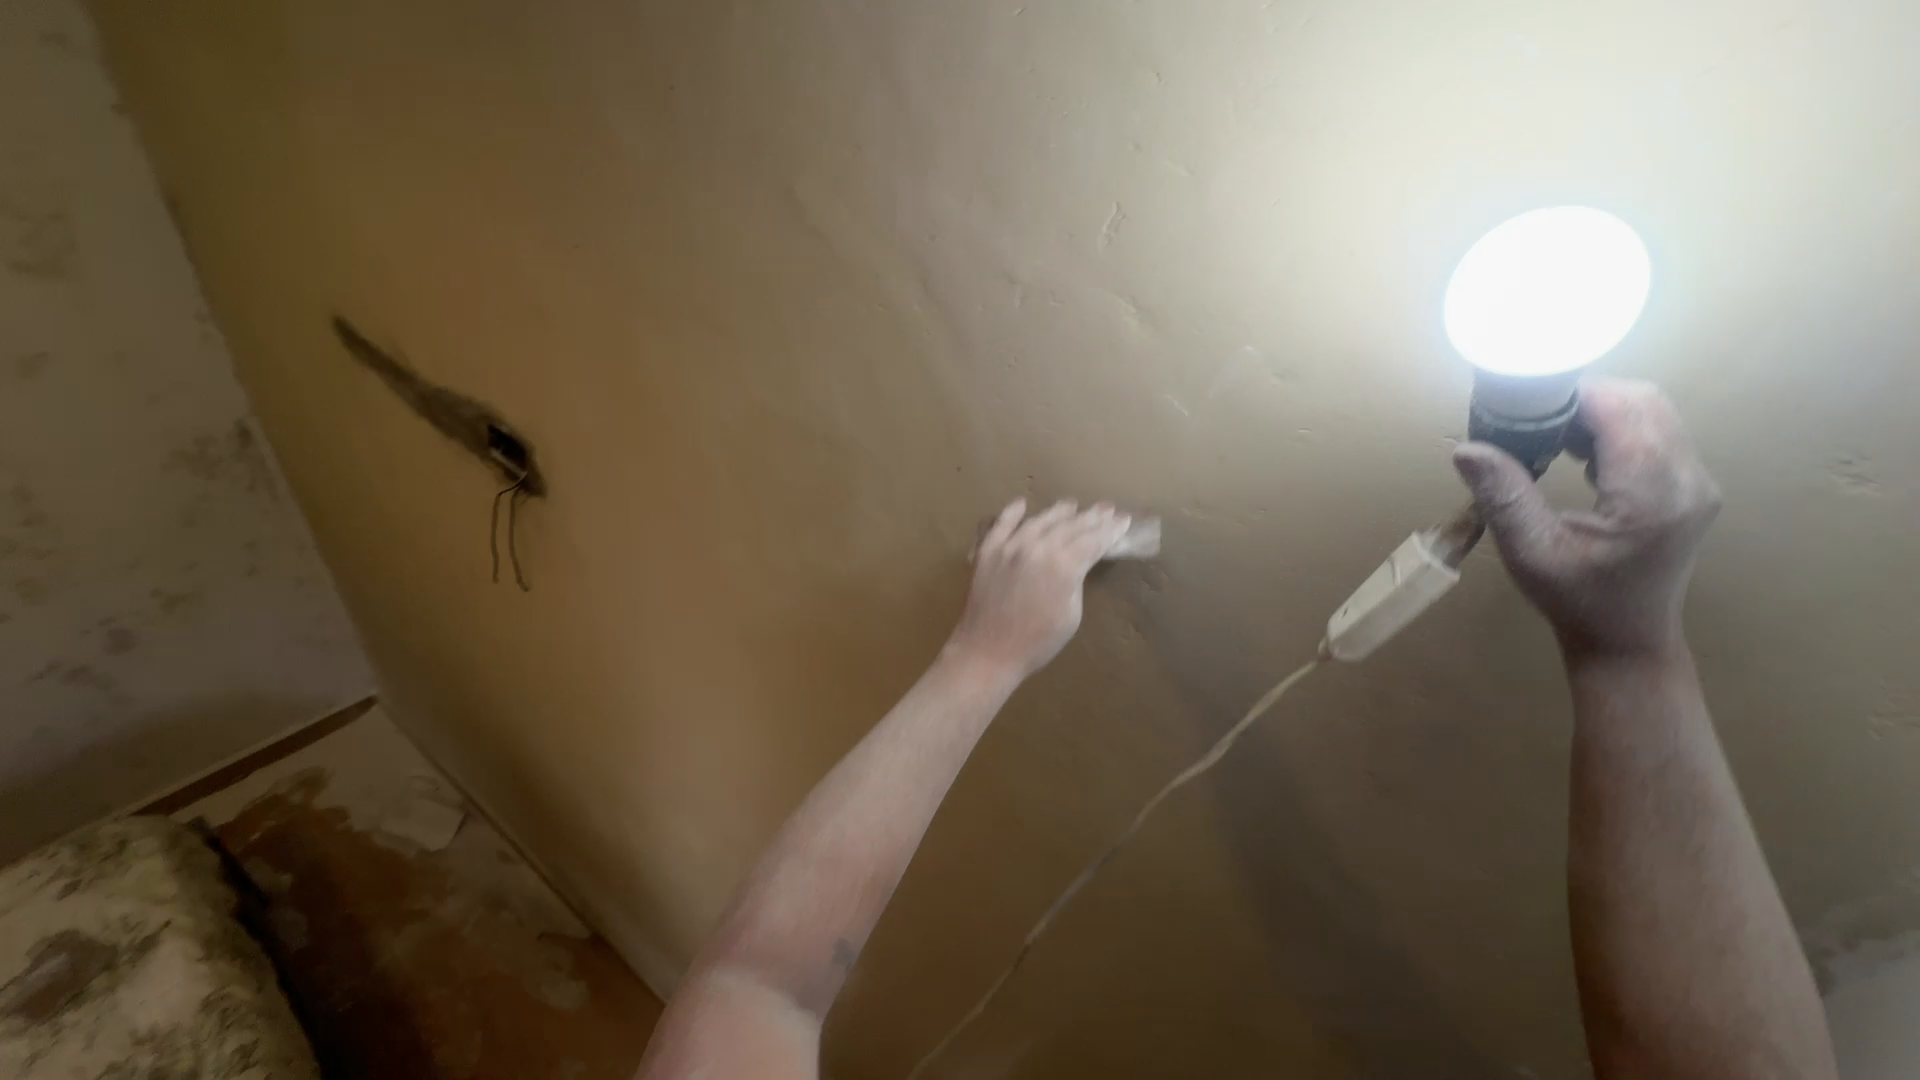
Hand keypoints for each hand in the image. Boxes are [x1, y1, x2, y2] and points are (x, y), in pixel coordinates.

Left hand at [946, 499, 1131, 679]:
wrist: (988, 652)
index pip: (1093, 541)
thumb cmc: (1037, 643)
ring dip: (1058, 512)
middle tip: (1106, 508)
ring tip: (1071, 505)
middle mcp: (1037, 548)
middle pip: (1070, 527)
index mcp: (1063, 566)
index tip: (1123, 521)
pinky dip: (1012, 513)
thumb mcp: (1071, 615)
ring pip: (1039, 521)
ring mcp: (1009, 547)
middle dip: (1091, 517)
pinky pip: (1001, 526)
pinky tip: (1021, 504)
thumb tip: (1076, 564)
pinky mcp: (987, 552)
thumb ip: (1075, 581)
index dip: (1110, 531)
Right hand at [1453, 378, 1722, 659]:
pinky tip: (1573, 451)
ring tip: (1545, 433)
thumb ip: (1504, 495)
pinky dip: (1612, 427)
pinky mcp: (1688, 486)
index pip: (1622, 411)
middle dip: (1583, 397)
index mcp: (1652, 495)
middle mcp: (1687, 479)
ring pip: (1652, 412)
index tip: (1521, 400)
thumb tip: (1467, 447)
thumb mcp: (1529, 551)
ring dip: (1597, 410)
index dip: (1572, 394)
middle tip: (1529, 415)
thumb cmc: (1575, 599)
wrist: (1625, 638)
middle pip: (1643, 401)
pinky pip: (1655, 432)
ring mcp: (1695, 481)